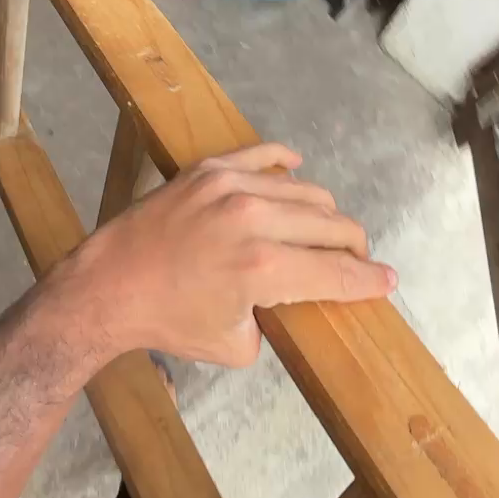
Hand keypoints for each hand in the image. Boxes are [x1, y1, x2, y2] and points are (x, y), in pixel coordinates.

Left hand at [54, 143, 396, 367]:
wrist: (109, 284)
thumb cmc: (169, 320)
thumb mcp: (235, 344)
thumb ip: (276, 316)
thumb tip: (291, 292)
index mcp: (264, 268)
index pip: (337, 272)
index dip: (369, 281)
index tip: (388, 281)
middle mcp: (254, 219)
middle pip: (331, 225)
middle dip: (353, 247)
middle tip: (355, 260)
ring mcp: (230, 186)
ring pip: (305, 190)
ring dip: (324, 213)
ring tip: (323, 229)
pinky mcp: (207, 168)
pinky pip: (262, 153)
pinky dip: (285, 160)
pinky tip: (296, 168)